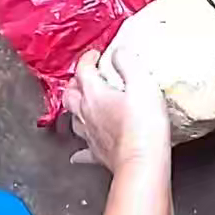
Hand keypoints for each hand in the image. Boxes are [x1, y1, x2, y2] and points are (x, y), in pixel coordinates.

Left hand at [62, 48, 170, 171]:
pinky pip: (83, 152)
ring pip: (73, 120)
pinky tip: (77, 154)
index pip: (84, 71)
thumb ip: (128, 63)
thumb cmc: (143, 123)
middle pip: (70, 95)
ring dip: (75, 109)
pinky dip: (79, 150)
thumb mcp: (143, 82)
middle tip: (83, 78)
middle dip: (75, 83)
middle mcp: (86, 114)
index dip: (88, 59)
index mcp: (95, 94)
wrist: (142, 162)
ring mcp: (90, 136)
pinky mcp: (98, 155)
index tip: (95, 54)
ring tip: (80, 105)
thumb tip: (118, 52)